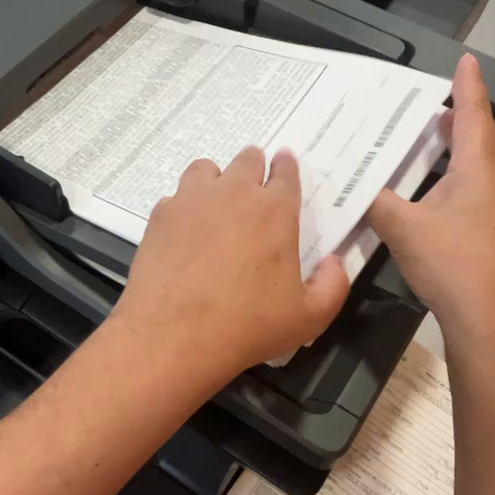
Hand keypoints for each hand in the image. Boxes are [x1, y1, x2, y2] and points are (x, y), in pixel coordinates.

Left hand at [112, 147, 350, 388]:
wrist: (173, 335)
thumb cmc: (246, 325)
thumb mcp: (308, 318)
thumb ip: (332, 286)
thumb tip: (334, 263)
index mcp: (274, 211)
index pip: (286, 172)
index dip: (287, 167)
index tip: (285, 164)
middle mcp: (233, 194)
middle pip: (247, 160)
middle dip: (254, 167)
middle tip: (252, 188)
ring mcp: (191, 201)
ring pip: (205, 169)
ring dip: (215, 180)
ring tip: (215, 205)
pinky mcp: (159, 216)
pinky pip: (174, 198)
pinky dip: (183, 209)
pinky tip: (184, 233)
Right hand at [368, 54, 494, 341]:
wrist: (490, 319)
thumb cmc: (451, 264)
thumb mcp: (403, 228)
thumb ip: (377, 202)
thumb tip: (355, 186)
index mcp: (478, 171)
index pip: (473, 116)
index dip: (468, 87)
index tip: (467, 60)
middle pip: (480, 140)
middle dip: (461, 118)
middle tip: (435, 105)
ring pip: (480, 167)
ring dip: (459, 150)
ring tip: (434, 141)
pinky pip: (477, 189)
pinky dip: (457, 177)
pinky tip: (437, 192)